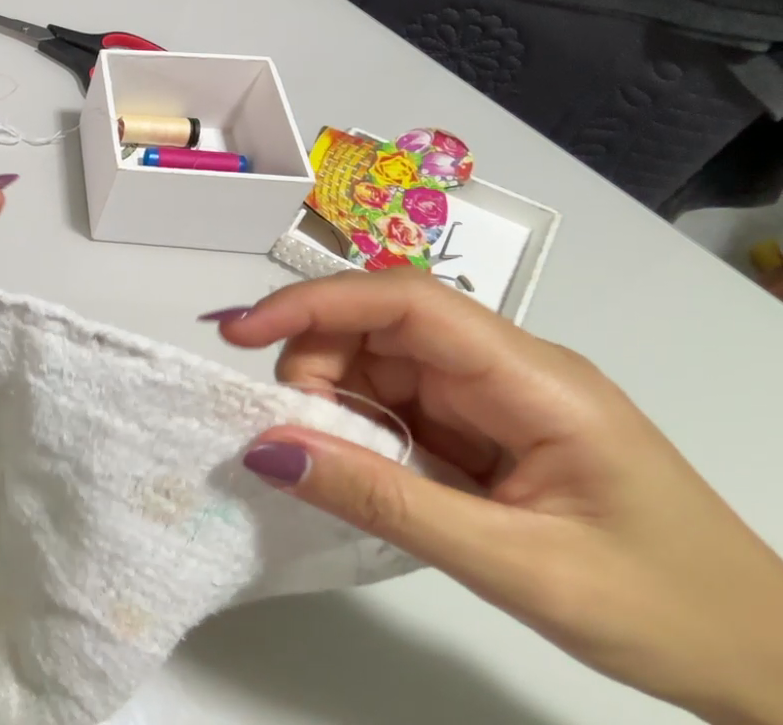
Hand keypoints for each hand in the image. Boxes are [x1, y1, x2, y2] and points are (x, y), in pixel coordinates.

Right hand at [211, 270, 782, 724]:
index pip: (405, 303)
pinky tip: (353, 469)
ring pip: (377, 365)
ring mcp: (493, 399)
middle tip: (290, 433)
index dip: (313, 303)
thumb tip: (264, 448)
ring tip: (327, 463)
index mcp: (535, 381)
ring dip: (330, 402)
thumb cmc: (665, 609)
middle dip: (314, 363)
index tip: (237, 336)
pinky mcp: (481, 430)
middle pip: (379, 327)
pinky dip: (354, 430)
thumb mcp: (515, 565)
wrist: (766, 663)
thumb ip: (382, 502)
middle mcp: (507, 371)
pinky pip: (394, 407)